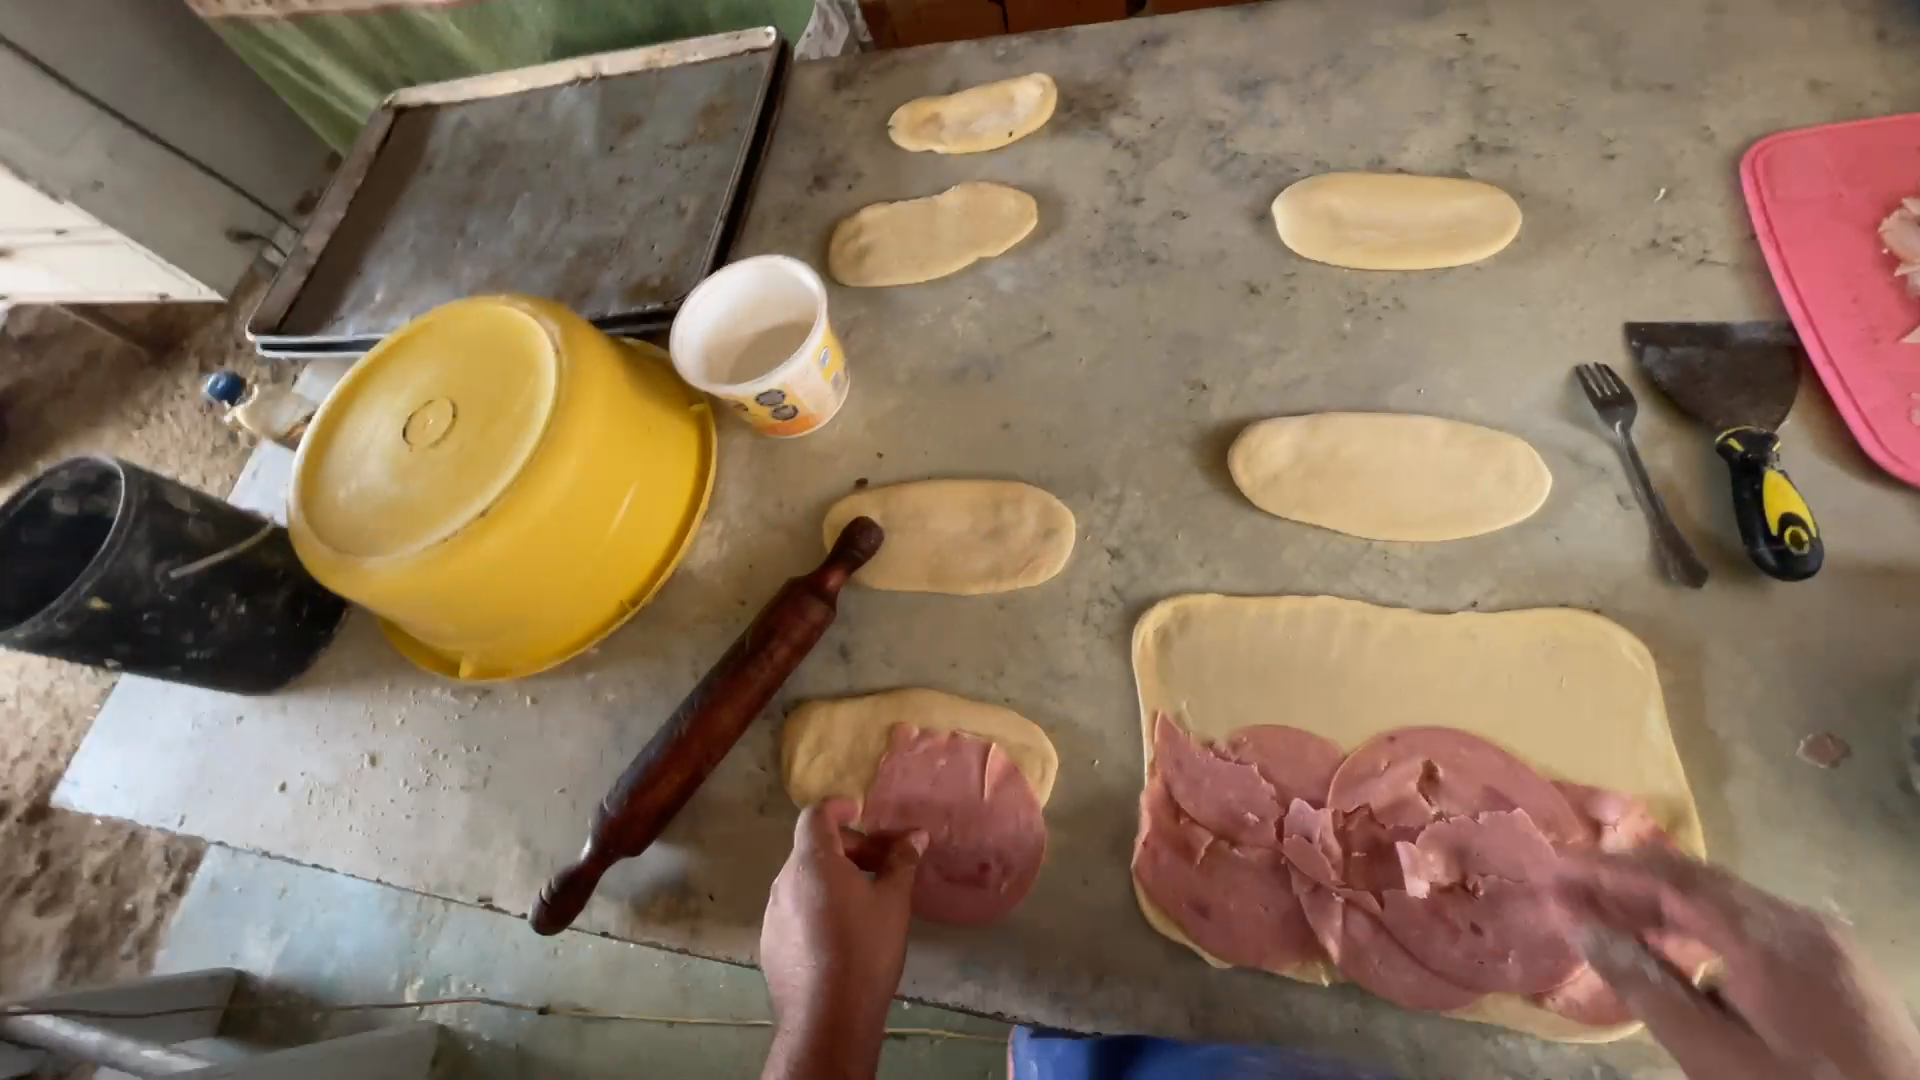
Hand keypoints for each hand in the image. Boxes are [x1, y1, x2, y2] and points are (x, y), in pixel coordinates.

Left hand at [760, 798, 925, 1079]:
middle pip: (813, 847)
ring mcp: (773, 914)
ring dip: (833, 877)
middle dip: (849, 848)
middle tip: (882, 865)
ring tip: (866, 900)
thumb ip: (902, 861)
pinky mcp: (770, 944)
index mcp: (812, 862)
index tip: (861, 812)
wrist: (828, 1019)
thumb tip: (916, 834)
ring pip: (804, 880)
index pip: (815, 815)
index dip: (838, 808)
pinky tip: (842, 933)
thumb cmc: (865, 949)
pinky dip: (817, 905)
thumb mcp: (893, 900)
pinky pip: (795, 908)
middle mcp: (784, 881)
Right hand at [1551, 850, 1919, 1079]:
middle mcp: (1799, 922)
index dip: (1599, 871)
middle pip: (1691, 878)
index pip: (1667, 880)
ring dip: (1650, 899)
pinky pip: (1741, 919)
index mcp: (1772, 938)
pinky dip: (1688, 919)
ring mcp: (1820, 942)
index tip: (1545, 871)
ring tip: (1596, 911)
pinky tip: (1659, 940)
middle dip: (1619, 878)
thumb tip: (1573, 921)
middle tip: (1561, 886)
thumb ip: (1639, 980)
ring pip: (1715, 895)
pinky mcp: (1827, 963)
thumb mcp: (1712, 1052)